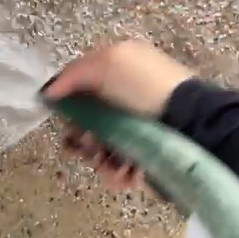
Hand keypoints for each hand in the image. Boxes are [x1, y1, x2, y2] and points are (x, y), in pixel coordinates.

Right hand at [42, 40, 194, 194]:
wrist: (192, 123)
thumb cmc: (147, 88)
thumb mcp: (107, 64)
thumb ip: (72, 75)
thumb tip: (46, 93)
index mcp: (120, 76)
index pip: (79, 91)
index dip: (67, 105)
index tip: (62, 117)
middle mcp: (125, 103)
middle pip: (85, 124)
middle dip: (80, 137)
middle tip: (87, 143)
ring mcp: (135, 132)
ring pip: (97, 150)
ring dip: (96, 157)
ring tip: (108, 161)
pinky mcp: (144, 158)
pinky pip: (117, 170)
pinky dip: (116, 174)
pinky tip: (125, 171)